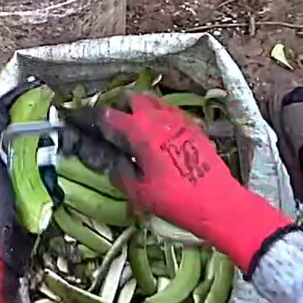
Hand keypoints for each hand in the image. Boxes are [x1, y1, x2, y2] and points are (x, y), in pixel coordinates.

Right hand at [70, 92, 297, 274]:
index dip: (90, 117)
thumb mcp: (139, 192)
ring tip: (133, 125)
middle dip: (118, 105)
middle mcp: (158, 118)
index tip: (80, 121)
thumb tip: (111, 162)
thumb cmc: (176, 199)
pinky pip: (170, 113)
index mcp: (140, 132)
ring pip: (153, 102)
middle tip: (111, 122)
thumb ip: (120, 172)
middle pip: (132, 98)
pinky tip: (158, 135)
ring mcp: (179, 120)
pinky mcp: (194, 128)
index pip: (108, 115)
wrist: (221, 204)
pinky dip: (158, 117)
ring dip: (139, 108)